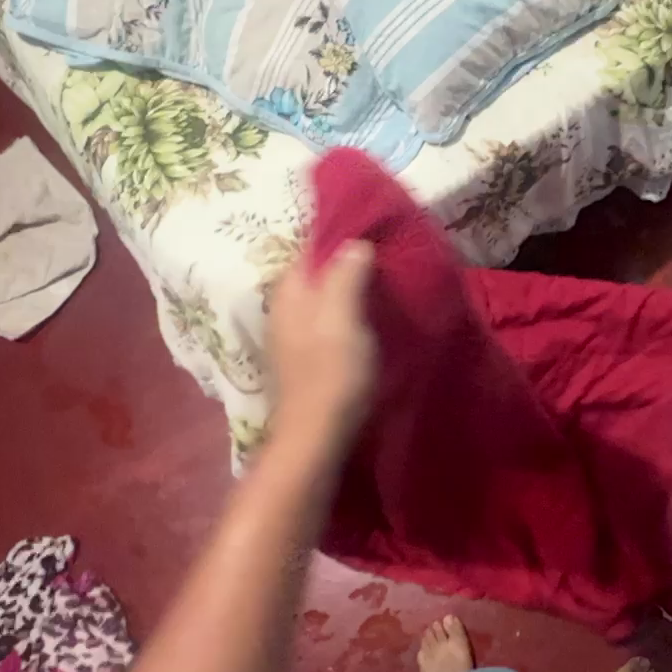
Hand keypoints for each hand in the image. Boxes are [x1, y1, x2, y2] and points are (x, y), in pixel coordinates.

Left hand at [267, 241, 376, 448]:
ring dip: (350, 291)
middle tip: (387, 262)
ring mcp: (292, 334)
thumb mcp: (343, 318)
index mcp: (290, 291)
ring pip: (323, 298)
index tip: (377, 235)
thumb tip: (354, 244)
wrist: (317, 436)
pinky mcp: (304, 357)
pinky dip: (347, 316)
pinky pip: (327, 321)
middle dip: (348, 264)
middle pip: (318, 272)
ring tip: (384, 289)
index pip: (312, 246)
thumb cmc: (332, 374)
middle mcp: (284, 307)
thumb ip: (346, 276)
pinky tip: (368, 323)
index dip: (343, 237)